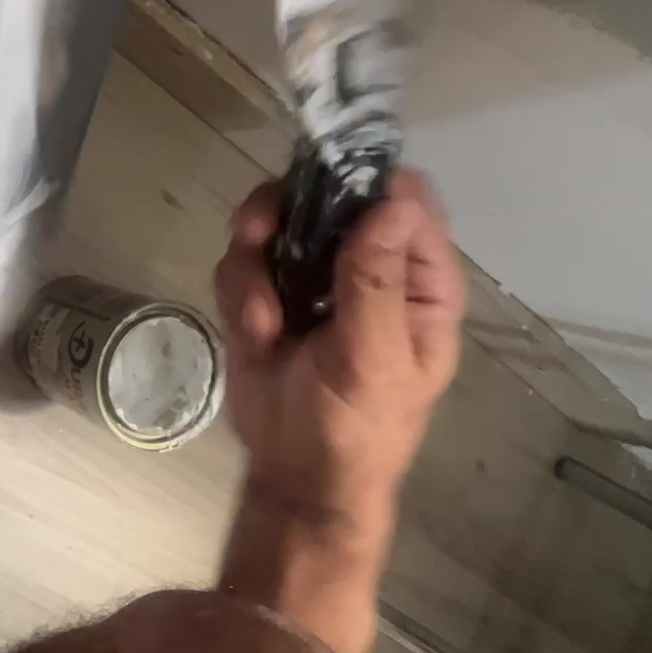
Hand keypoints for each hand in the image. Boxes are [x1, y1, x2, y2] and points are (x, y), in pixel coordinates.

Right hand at [212, 172, 466, 518]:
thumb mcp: (373, 357)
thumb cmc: (355, 424)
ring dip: (253, 263)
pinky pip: (239, 263)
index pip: (403, 202)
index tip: (316, 189)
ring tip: (260, 315)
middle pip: (324, 198)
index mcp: (415, 281)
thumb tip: (393, 203)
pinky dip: (236, 292)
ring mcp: (309, 278)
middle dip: (283, 212)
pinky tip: (253, 331)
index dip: (363, 182)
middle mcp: (362, 266)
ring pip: (271, 225)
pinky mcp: (262, 293)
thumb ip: (376, 281)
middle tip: (255, 233)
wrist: (293, 469)